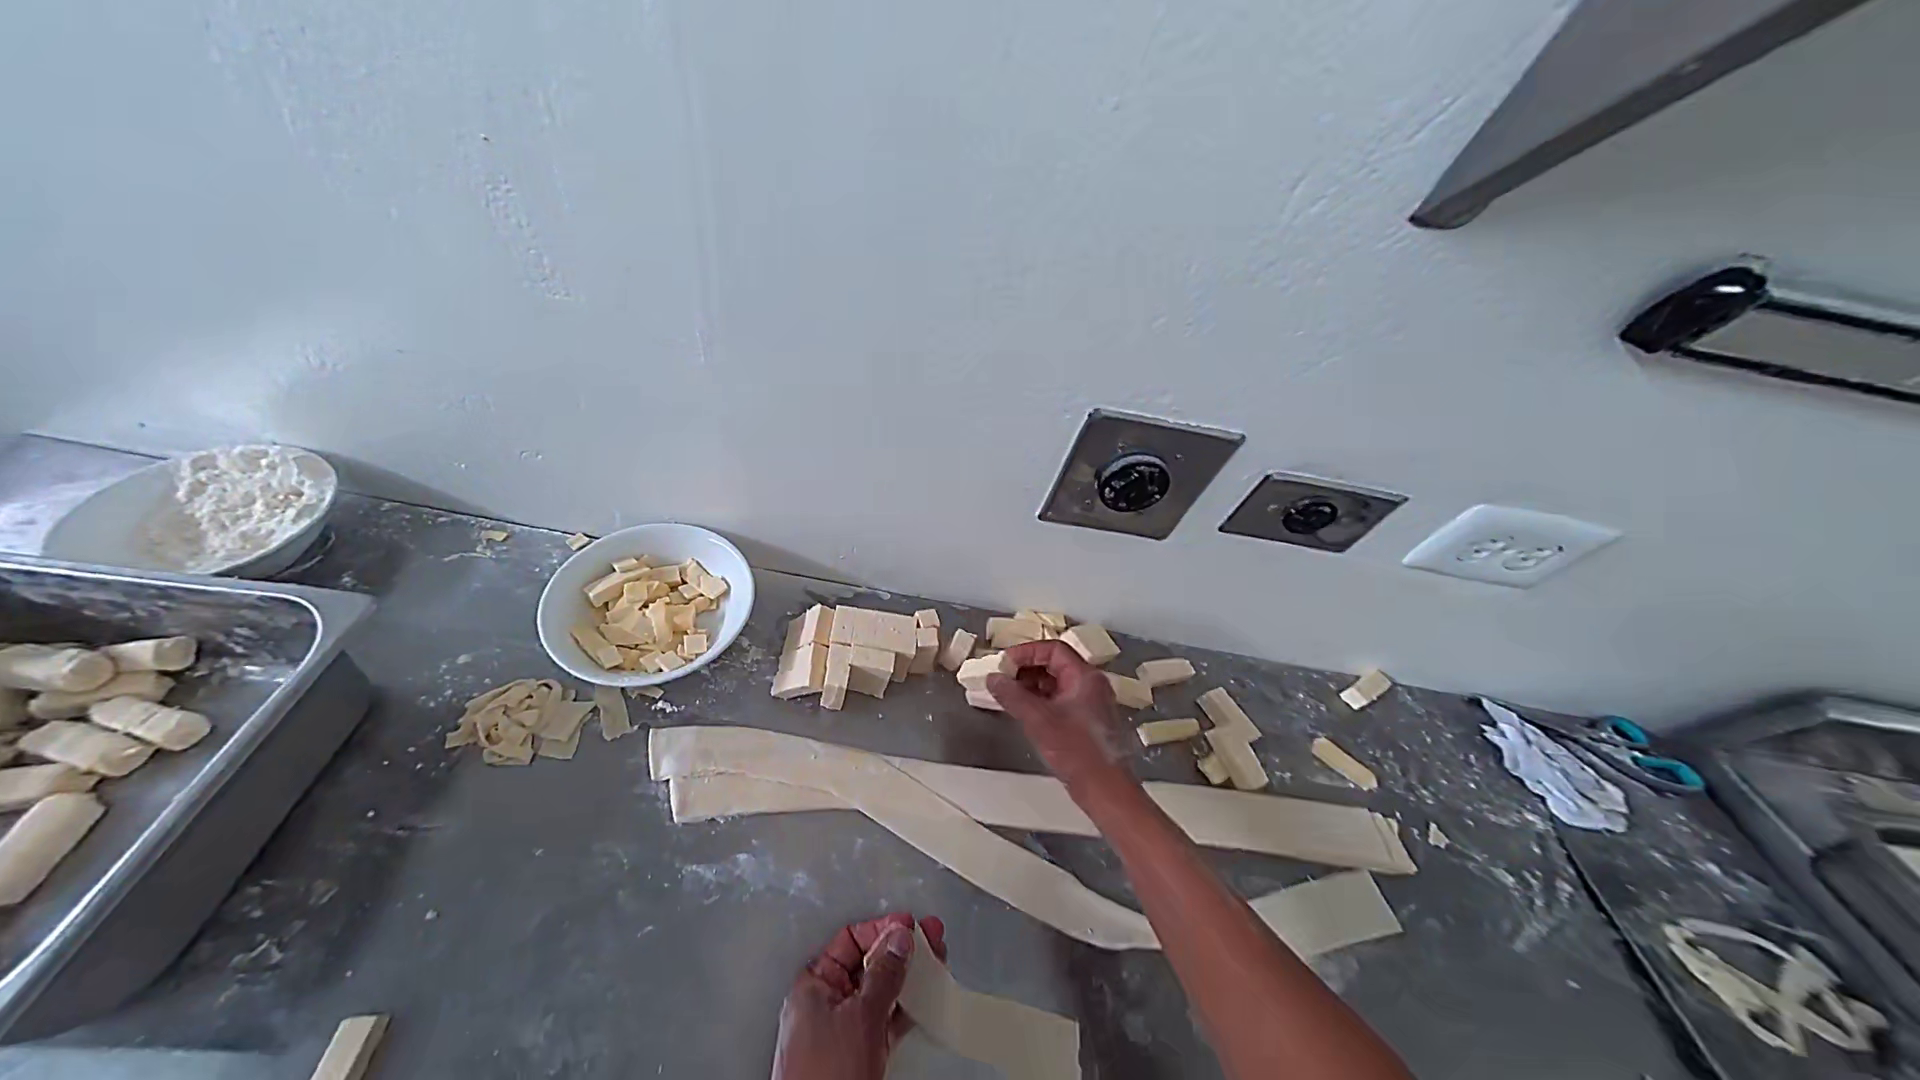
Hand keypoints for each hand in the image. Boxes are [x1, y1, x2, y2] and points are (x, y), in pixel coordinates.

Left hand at [771, 913, 947, 1079]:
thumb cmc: (824, 1077)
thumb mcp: (860, 1016)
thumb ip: (883, 974)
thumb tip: (899, 939)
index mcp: (815, 985)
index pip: (850, 940)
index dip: (881, 929)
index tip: (910, 926)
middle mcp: (827, 1002)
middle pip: (869, 962)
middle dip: (901, 950)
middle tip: (931, 939)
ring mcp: (844, 1028)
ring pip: (881, 990)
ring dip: (908, 977)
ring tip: (935, 964)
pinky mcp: (860, 1052)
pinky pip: (886, 1018)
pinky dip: (906, 1007)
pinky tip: (925, 1000)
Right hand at [988, 640, 1138, 794]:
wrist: (1105, 789)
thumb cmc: (1077, 750)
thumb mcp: (1038, 719)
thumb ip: (1012, 695)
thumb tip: (993, 678)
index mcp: (1085, 677)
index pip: (1054, 650)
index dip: (1026, 652)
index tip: (1004, 662)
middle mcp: (1090, 685)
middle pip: (1055, 665)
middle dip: (1026, 669)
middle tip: (1002, 678)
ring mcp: (1090, 704)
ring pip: (1056, 684)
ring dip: (1031, 686)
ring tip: (1007, 695)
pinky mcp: (1086, 723)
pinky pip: (1059, 701)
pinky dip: (1040, 702)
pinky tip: (1022, 712)